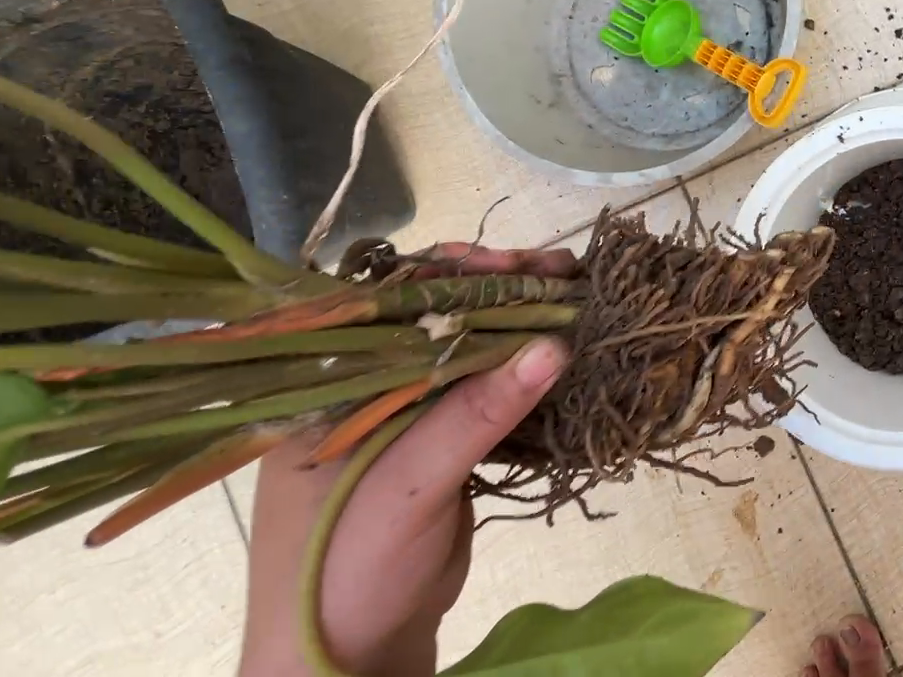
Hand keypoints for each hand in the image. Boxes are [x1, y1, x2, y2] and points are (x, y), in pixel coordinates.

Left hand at [239, 245, 573, 676]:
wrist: (351, 658)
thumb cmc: (345, 573)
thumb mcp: (406, 490)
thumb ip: (474, 416)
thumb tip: (557, 345)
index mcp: (327, 387)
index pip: (390, 305)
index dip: (455, 274)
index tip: (517, 265)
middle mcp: (366, 388)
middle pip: (440, 317)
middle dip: (501, 290)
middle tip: (562, 272)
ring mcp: (409, 413)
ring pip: (473, 345)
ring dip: (524, 321)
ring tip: (576, 294)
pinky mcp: (447, 438)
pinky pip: (492, 384)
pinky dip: (530, 364)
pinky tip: (566, 345)